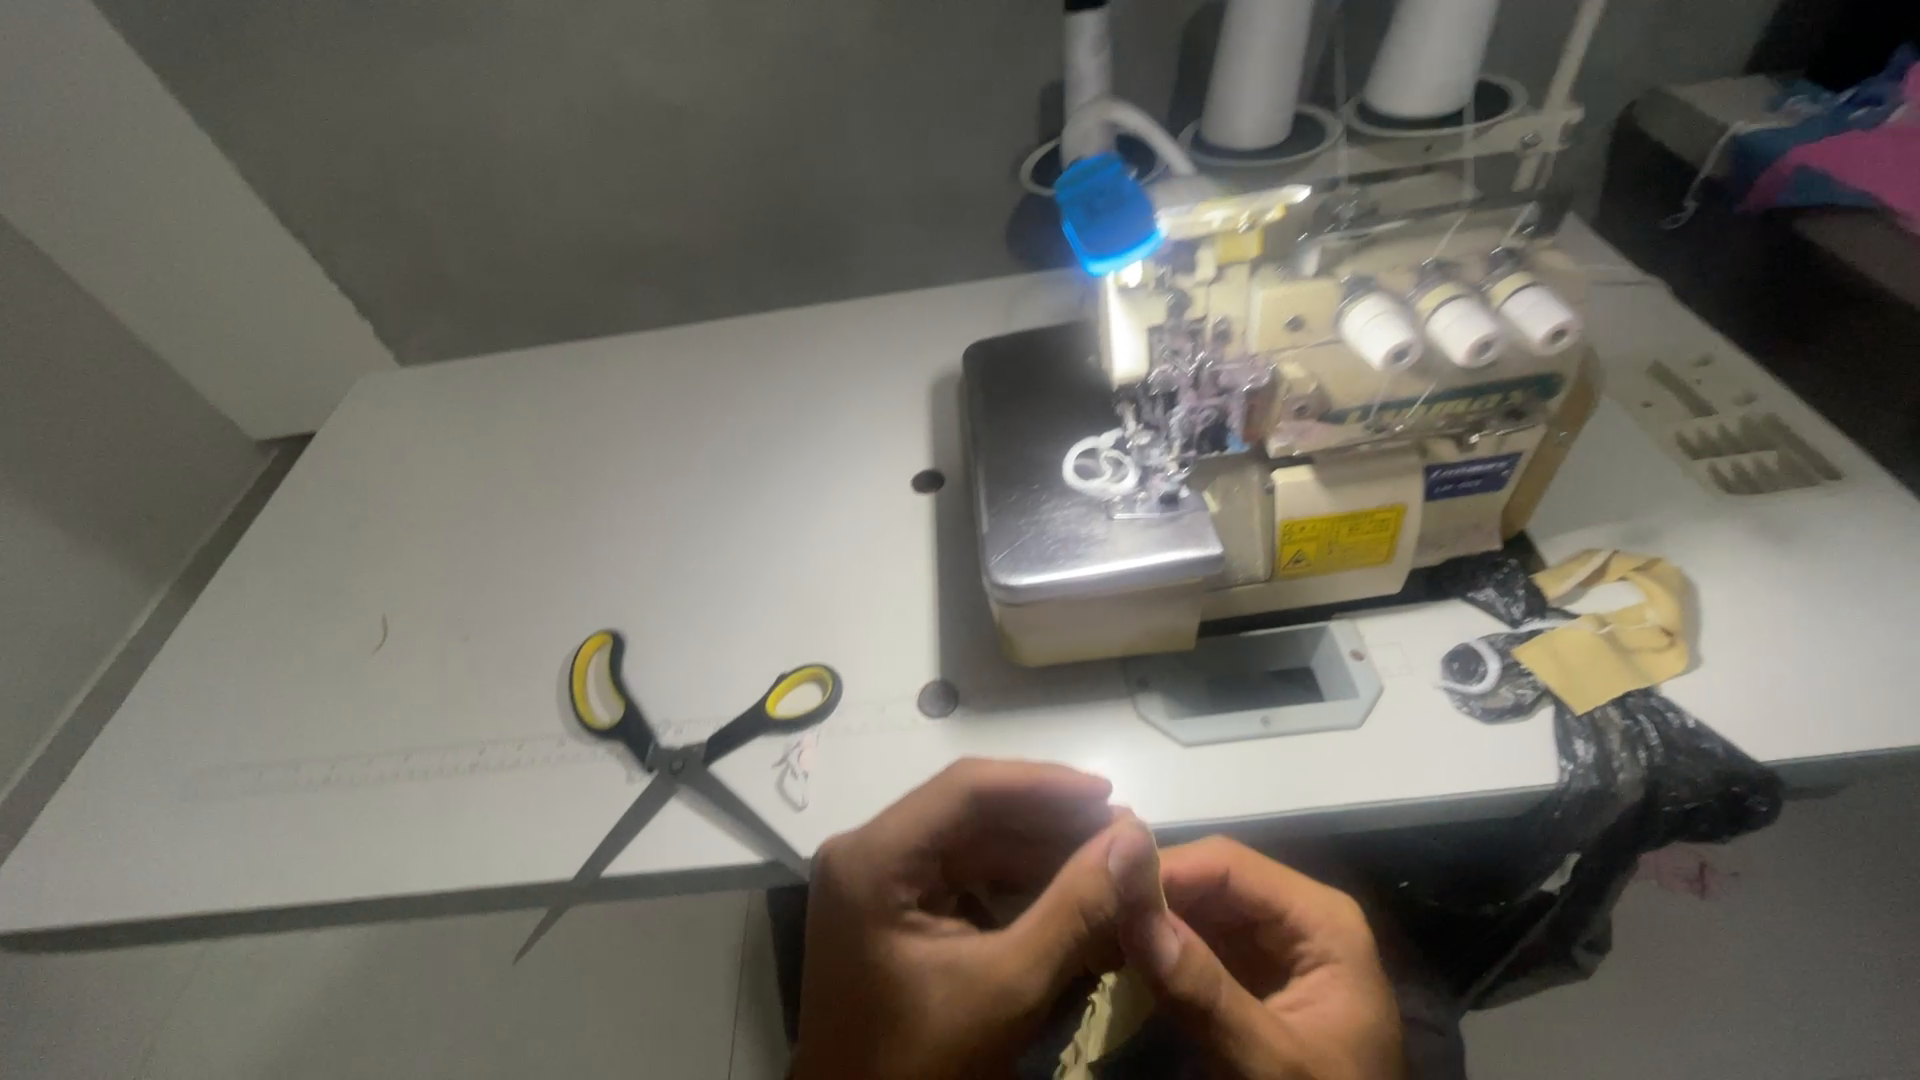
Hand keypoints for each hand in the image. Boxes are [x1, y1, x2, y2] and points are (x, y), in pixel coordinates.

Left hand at [790, 759, 1161, 1079]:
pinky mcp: (893, 905)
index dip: (1043, 784)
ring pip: (971, 841)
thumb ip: (1075, 909)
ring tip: (1105, 857)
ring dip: (1038, 850)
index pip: (966, 789)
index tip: (1108, 792)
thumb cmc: (921, 1066)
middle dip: (1048, 820)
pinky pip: (962, 874)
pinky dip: (1015, 881)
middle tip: (1119, 829)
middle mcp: (867, 851)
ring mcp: (877, 878)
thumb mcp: (1007, 988)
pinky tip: (1068, 887)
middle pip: (970, 811)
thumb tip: (1134, 839)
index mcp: (873, 857)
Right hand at [1121, 837, 1402, 1079]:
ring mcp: (1275, 943)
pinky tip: (1121, 954)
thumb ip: (1201, 988)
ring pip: (1197, 905)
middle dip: (1150, 893)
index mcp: (1320, 918)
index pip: (1225, 862)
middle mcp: (1298, 914)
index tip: (1098, 891)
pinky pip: (1198, 939)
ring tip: (1093, 930)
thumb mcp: (1268, 1063)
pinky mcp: (1254, 972)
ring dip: (1148, 917)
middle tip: (1087, 913)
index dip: (1160, 868)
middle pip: (1209, 878)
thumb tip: (1129, 904)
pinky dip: (1160, 945)